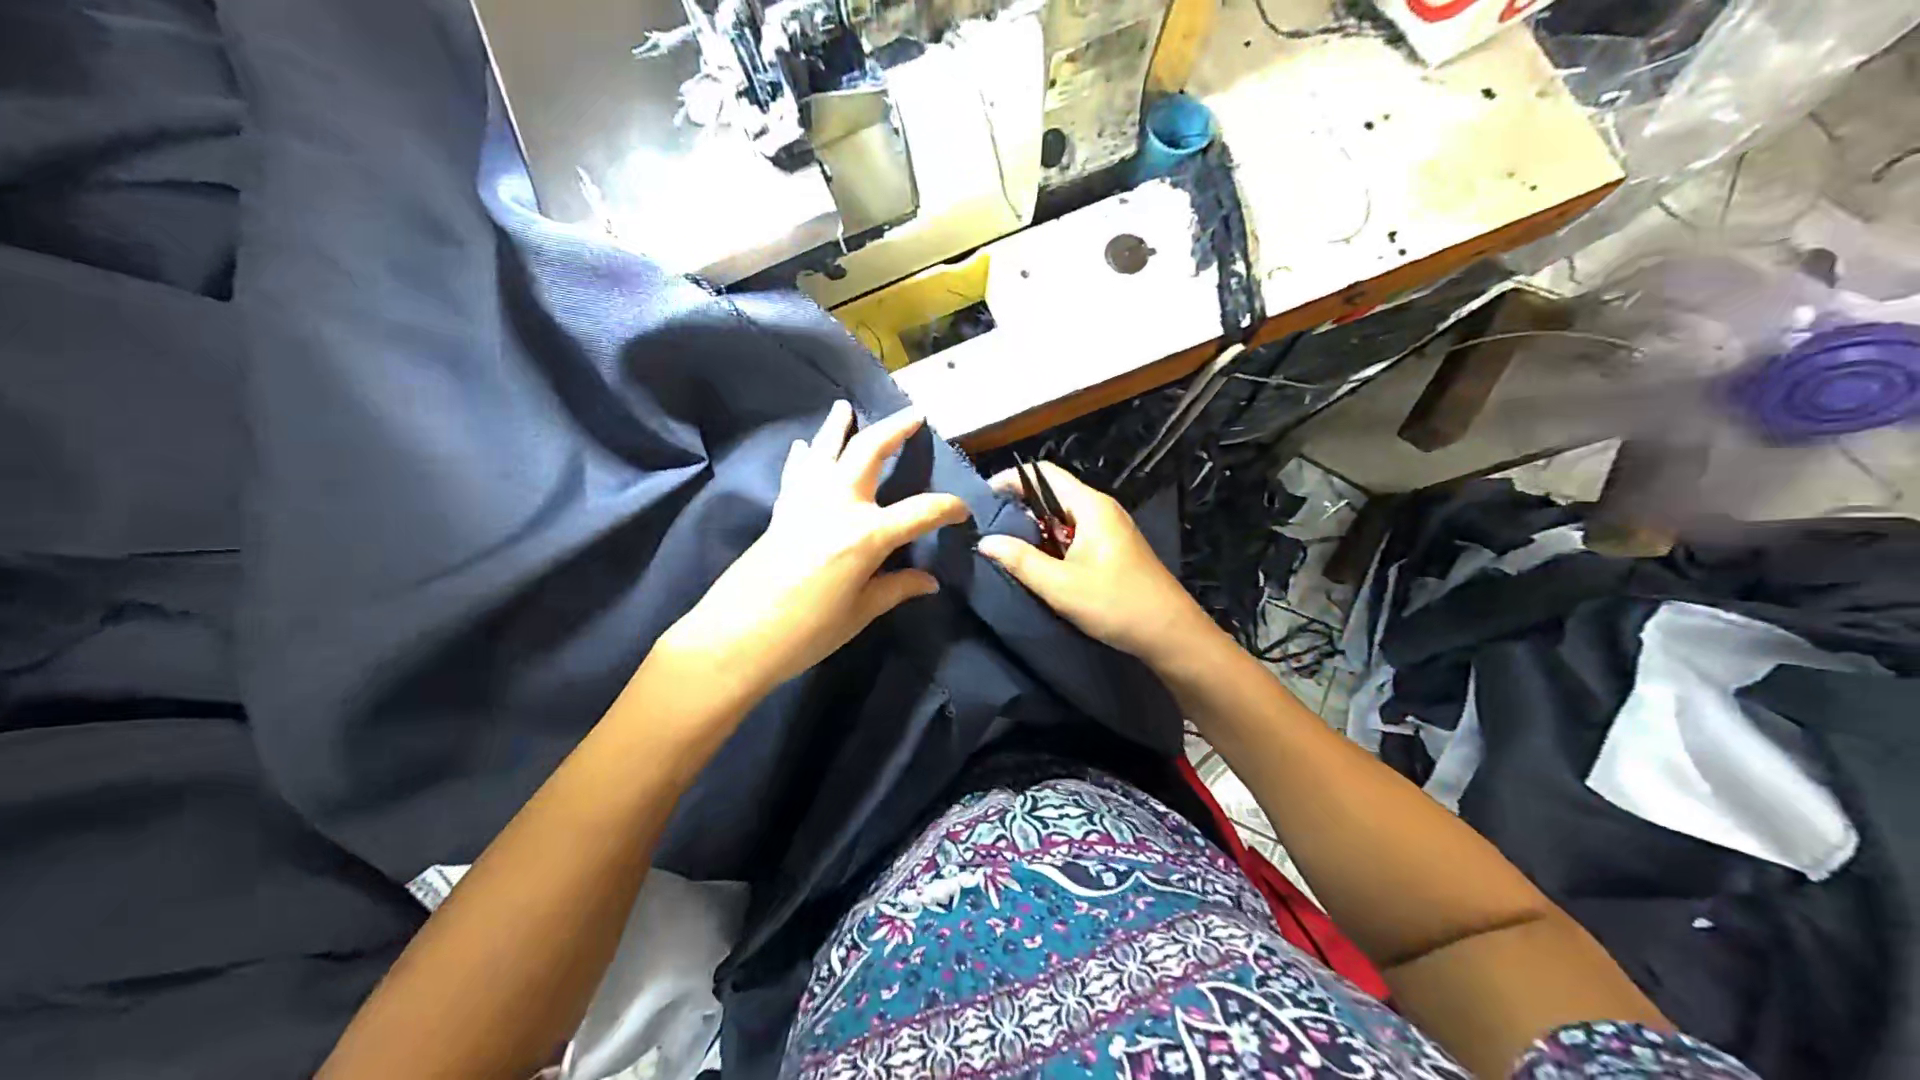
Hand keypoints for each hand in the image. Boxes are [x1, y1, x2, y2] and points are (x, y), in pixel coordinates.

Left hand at [654, 402, 969, 705]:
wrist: (736, 638)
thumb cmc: (807, 632)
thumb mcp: (860, 613)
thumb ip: (896, 588)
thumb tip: (930, 581)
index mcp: (867, 534)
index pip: (920, 512)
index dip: (948, 509)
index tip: (964, 512)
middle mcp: (837, 506)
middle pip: (869, 453)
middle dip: (895, 430)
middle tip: (914, 415)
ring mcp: (805, 503)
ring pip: (825, 451)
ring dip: (838, 427)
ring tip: (844, 406)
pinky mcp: (781, 512)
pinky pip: (796, 474)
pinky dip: (803, 457)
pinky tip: (802, 445)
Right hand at [977, 462, 1218, 667]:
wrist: (1170, 634)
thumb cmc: (1115, 603)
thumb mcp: (1060, 585)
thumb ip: (1020, 560)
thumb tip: (984, 541)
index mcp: (1091, 506)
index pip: (1044, 473)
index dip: (1011, 479)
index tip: (983, 499)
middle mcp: (1101, 510)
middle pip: (1052, 494)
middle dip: (1019, 507)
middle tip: (988, 529)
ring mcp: (1110, 530)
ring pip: (1062, 517)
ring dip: (1035, 529)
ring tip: (1005, 548)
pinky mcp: (1113, 550)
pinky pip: (1075, 534)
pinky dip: (1052, 542)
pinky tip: (1037, 564)